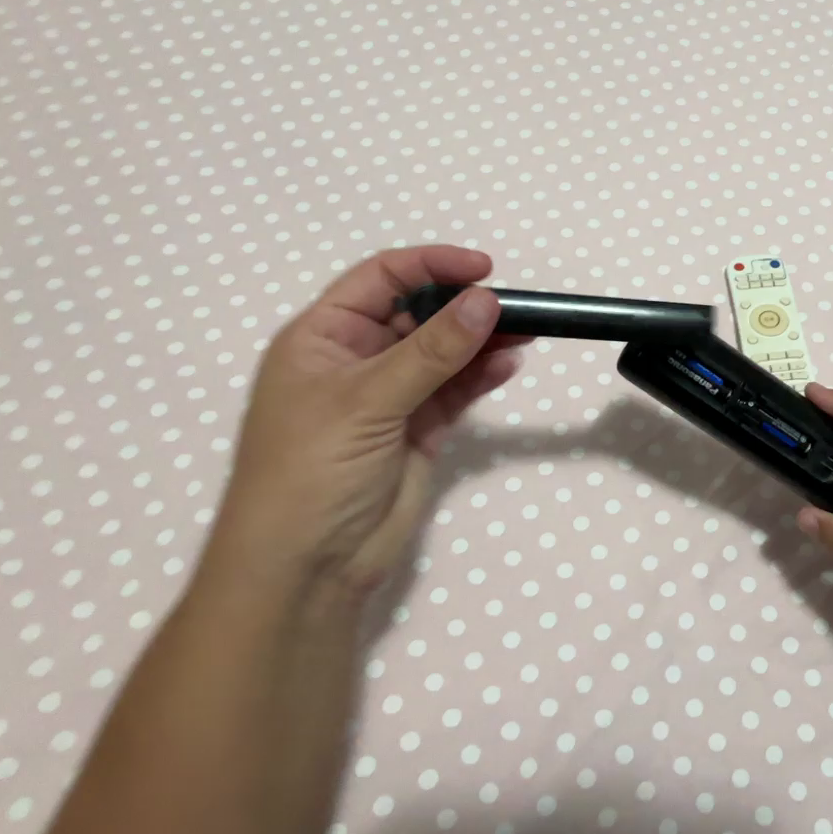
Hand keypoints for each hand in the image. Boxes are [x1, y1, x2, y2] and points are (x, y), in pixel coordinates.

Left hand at [209, 246, 527, 599]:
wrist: (306, 568)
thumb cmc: (311, 471)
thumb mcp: (367, 401)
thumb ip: (431, 351)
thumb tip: (486, 301)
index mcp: (323, 338)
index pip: (381, 279)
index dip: (431, 265)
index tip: (484, 270)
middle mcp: (357, 360)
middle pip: (419, 313)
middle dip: (464, 306)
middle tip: (515, 307)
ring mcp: (391, 396)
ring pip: (445, 352)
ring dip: (482, 340)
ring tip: (526, 332)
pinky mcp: (419, 429)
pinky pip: (456, 390)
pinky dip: (483, 376)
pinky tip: (509, 366)